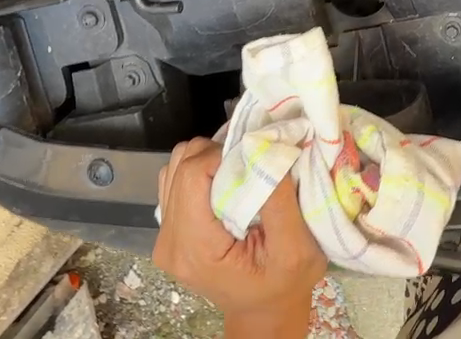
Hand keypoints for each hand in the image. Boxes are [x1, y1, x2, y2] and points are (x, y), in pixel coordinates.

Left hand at [152, 137, 326, 337]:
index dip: (224, 152)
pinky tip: (227, 180)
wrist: (265, 310)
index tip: (256, 155)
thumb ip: (277, 199)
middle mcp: (170, 241)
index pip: (192, 174)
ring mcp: (166, 236)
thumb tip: (263, 149)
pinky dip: (202, 169)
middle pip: (181, 165)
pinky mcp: (170, 230)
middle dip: (219, 152)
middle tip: (253, 158)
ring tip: (241, 169)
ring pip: (176, 166)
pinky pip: (176, 180)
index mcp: (196, 248)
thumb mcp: (295, 248)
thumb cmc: (284, 282)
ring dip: (210, 158)